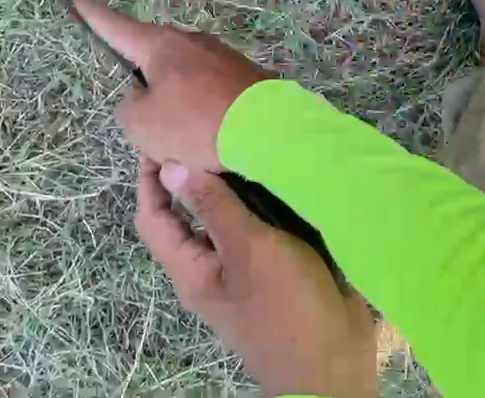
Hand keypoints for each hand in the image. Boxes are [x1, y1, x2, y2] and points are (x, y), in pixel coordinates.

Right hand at [74, 0, 271, 170]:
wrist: (267, 129)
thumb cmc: (195, 124)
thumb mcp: (142, 124)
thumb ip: (130, 108)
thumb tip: (141, 97)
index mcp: (161, 46)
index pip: (119, 28)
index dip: (96, 18)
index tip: (79, 1)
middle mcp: (192, 42)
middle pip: (154, 57)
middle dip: (144, 80)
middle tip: (140, 110)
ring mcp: (222, 56)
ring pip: (182, 79)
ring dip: (175, 105)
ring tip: (177, 140)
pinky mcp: (244, 76)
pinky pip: (208, 93)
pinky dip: (200, 113)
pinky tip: (205, 137)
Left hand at [138, 157, 377, 397]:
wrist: (334, 360)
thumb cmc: (283, 305)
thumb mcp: (247, 250)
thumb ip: (213, 207)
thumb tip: (171, 167)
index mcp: (193, 268)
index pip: (155, 218)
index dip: (150, 180)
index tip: (159, 137)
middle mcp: (214, 263)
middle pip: (193, 211)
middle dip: (197, 170)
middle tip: (211, 124)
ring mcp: (248, 263)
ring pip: (232, 211)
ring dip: (237, 178)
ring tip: (247, 133)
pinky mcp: (280, 259)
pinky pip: (265, 219)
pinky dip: (268, 192)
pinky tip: (282, 165)